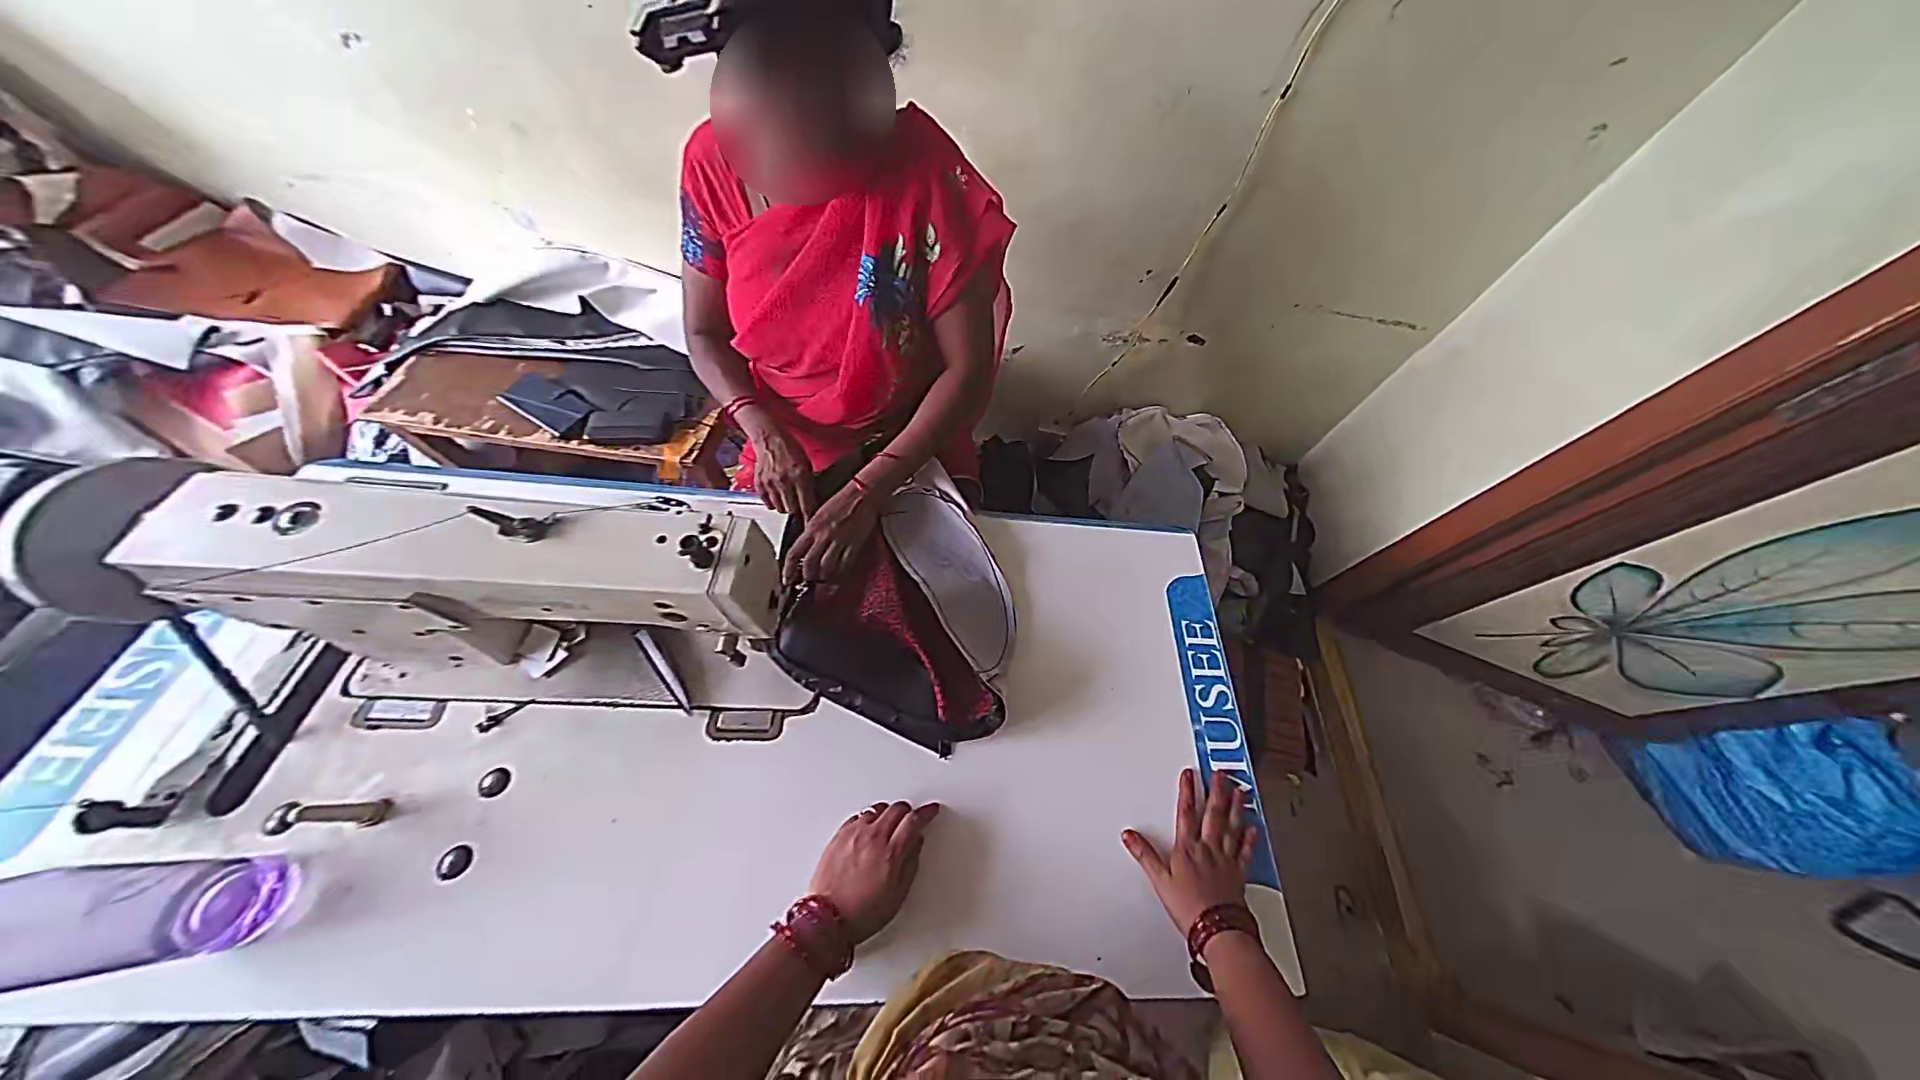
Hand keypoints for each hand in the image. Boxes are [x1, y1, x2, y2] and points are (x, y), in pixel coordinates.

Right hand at [742, 408, 816, 518]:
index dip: (810, 517)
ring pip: (780, 509)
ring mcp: (770, 483)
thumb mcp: (807, 465)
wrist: (770, 438)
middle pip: (792, 510)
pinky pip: (767, 503)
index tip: (812, 524)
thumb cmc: (791, 449)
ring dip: (785, 507)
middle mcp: (785, 481)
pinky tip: (778, 496)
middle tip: (800, 507)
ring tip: (789, 499)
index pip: (807, 505)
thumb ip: (810, 484)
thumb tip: (813, 504)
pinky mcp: (759, 484)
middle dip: (798, 511)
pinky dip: (773, 503)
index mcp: (800, 476)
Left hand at [784, 480, 881, 584]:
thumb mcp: (819, 514)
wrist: (863, 495)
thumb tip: (806, 547)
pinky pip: (845, 565)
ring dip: (824, 577)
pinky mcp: (854, 545)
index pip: (794, 554)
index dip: (788, 570)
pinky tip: (839, 575)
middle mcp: (824, 536)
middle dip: (808, 576)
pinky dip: (840, 574)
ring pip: (826, 568)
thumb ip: (812, 531)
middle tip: (810, 580)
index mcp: (812, 528)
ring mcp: (839, 541)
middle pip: (810, 564)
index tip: (788, 579)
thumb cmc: (843, 501)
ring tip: (825, 579)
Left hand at [811, 800, 940, 944]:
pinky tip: (870, 827)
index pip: (914, 820)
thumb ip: (910, 863)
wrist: (827, 919)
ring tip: (891, 823)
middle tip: (912, 818)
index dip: (926, 812)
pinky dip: (869, 818)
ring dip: (888, 813)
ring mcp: (854, 835)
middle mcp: (873, 837)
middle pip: (896, 809)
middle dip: (908, 812)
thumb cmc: (861, 913)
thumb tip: (916, 844)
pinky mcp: (839, 836)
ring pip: (877, 809)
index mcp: (891, 852)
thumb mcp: (898, 894)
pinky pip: (858, 816)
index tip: (931, 810)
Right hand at [1123, 768, 1258, 934]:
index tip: (1189, 775)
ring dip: (1236, 807)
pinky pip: (1245, 851)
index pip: (1186, 812)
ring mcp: (1226, 860)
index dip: (1187, 791)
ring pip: (1232, 826)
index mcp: (1188, 848)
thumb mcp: (1159, 880)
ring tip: (1238, 791)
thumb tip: (1130, 835)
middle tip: (1221, 774)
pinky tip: (1253, 827)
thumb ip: (1145, 854)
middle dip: (1216, 791)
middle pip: (1213, 813)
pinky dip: (1250, 838)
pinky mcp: (1238, 873)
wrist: (1218, 929)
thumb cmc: (1189, 907)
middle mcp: (1208, 849)